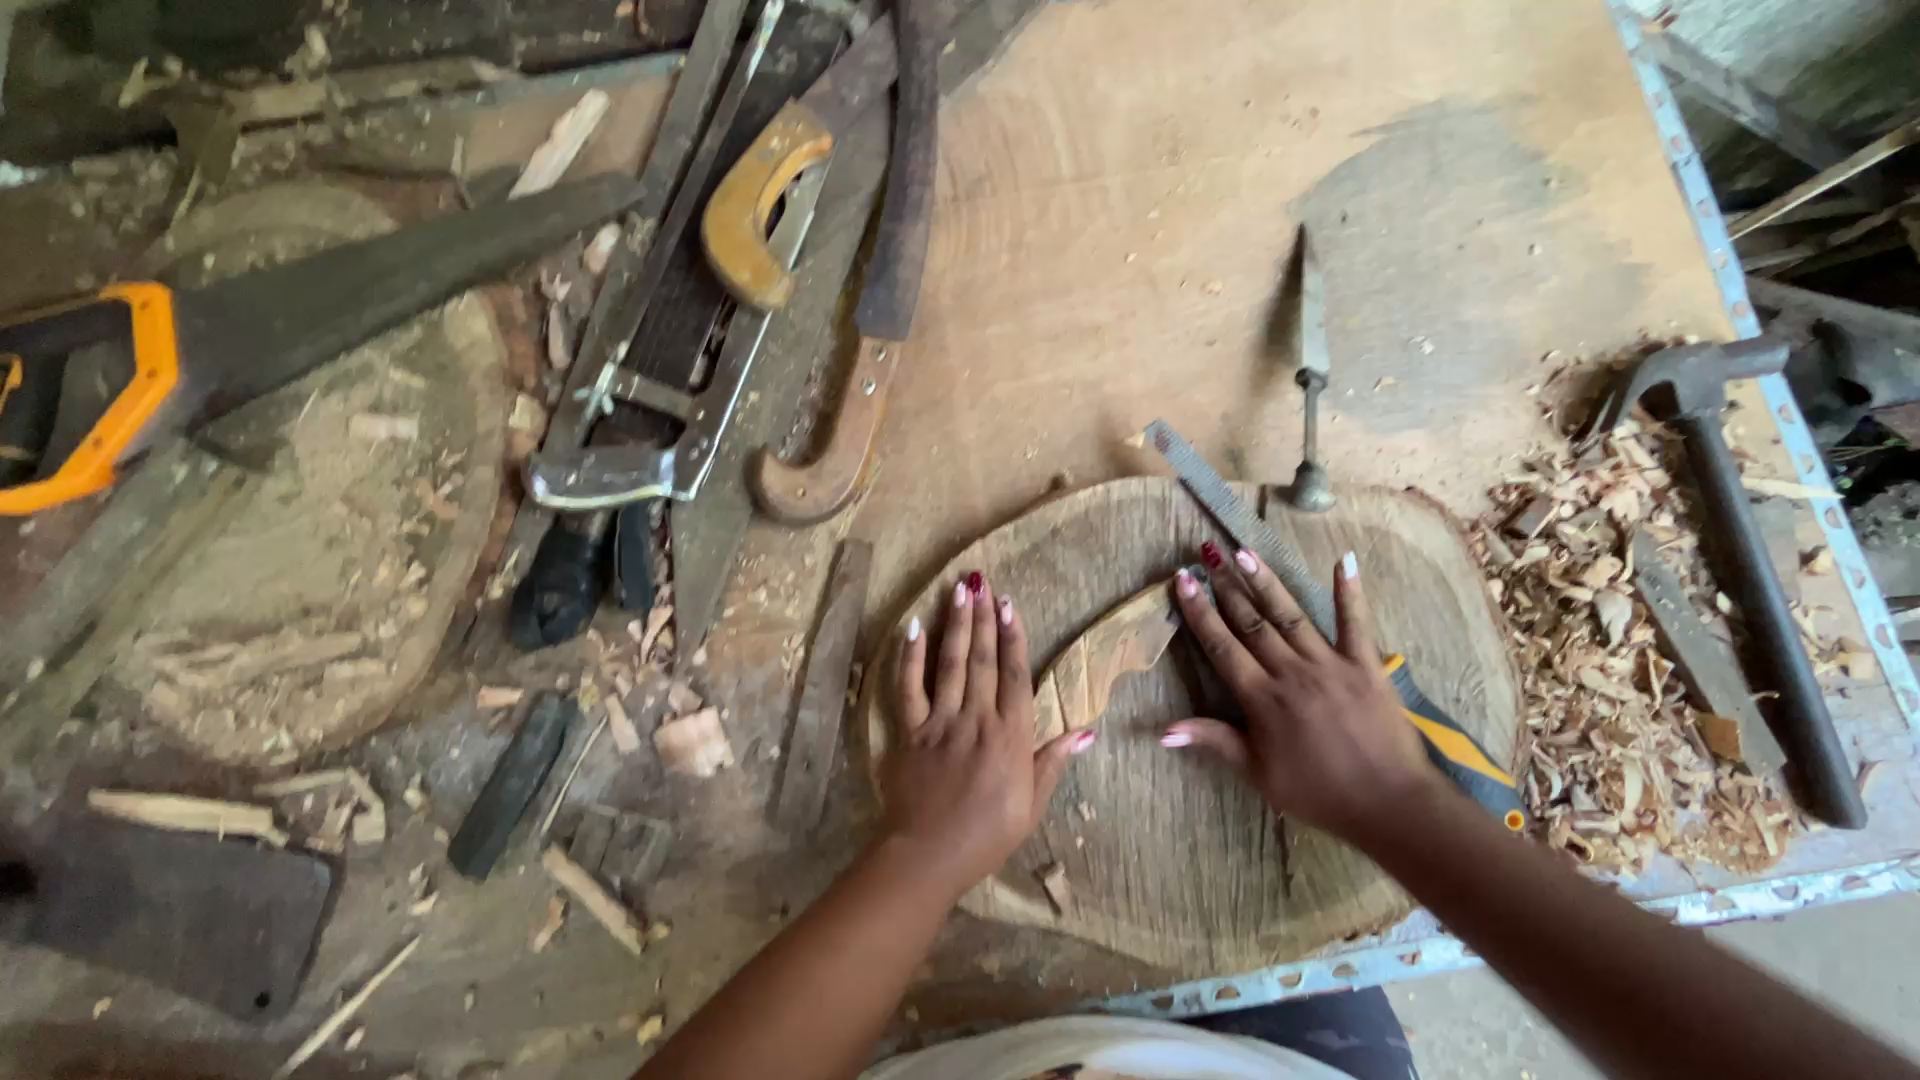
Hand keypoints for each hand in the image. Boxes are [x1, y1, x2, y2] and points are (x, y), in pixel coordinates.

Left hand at [879, 573, 1092, 900]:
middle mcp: (977, 719)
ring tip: (958, 591)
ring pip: (950, 664)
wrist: (930, 854)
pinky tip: (912, 627)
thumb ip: (1053, 762)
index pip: (1014, 675)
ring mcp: (941, 722)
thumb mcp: (1032, 805)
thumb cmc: (988, 835)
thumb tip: (1085, 731)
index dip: (1013, 637)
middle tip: (982, 582)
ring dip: (954, 624)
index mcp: (1011, 736)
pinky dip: (910, 657)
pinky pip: (909, 687)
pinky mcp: (911, 731)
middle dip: (983, 618)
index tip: (1010, 605)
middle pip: (982, 660)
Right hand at [1163, 543, 1436, 843]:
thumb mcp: (1258, 774)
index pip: (1222, 647)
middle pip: (1252, 623)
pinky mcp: (1366, 665)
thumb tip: (1163, 731)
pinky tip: (1345, 559)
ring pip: (1290, 615)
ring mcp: (1330, 664)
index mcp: (1262, 699)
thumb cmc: (1319, 793)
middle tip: (1208, 556)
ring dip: (1266, 582)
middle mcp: (1291, 672)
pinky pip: (1356, 623)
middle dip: (1226, 588)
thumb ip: (1214, 742)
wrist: (1390, 804)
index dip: (1200, 612)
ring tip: (1245, 552)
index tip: (1183, 580)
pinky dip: (1349, 591)